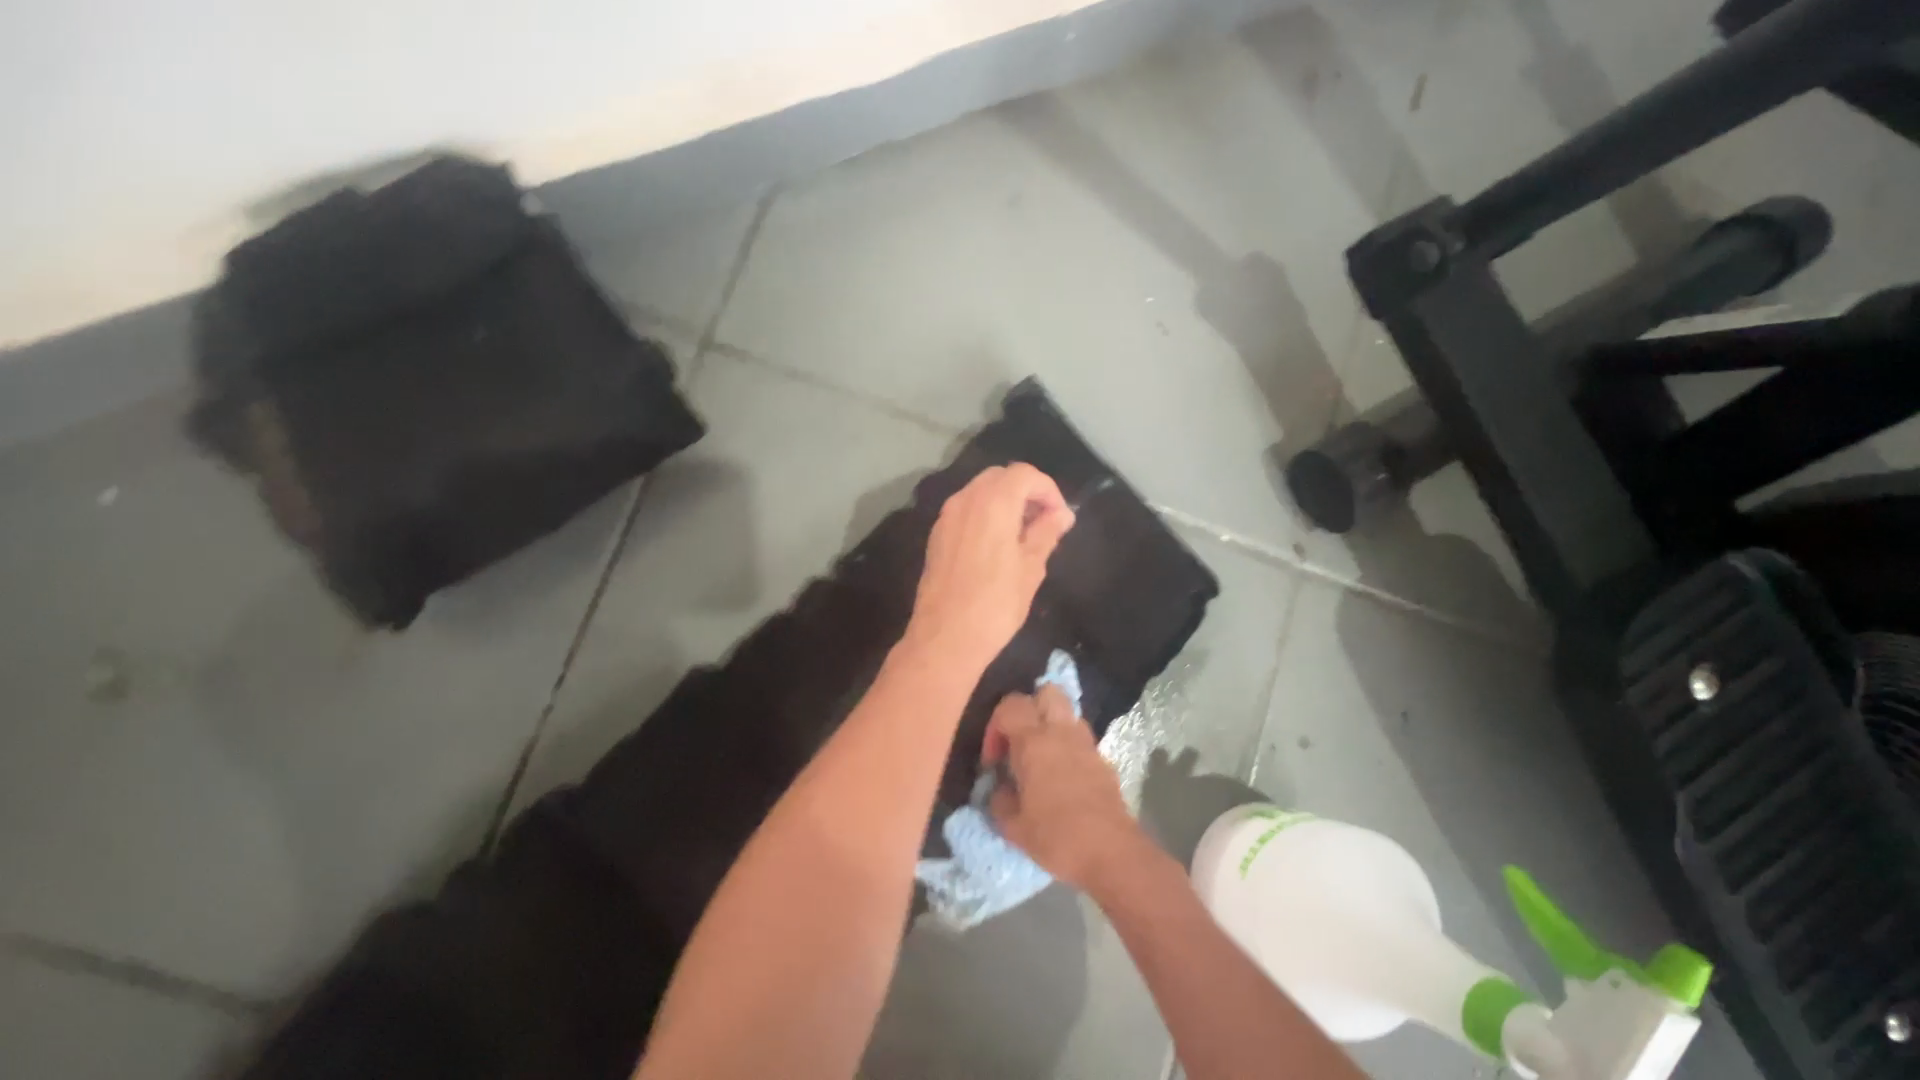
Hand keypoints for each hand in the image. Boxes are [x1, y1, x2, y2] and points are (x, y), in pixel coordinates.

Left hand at [904, 463, 1073, 669]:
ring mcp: (946, 517)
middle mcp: (965, 500)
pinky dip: (986, 515)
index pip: (1025, 474)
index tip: (1061, 517)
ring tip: (1024, 536)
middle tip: (1045, 522)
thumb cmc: (995, 605)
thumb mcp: (1031, 568)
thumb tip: (1062, 514)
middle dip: (1026, 492)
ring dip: (1005, 503)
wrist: (945, 638)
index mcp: (993, 503)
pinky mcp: (937, 536)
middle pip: (1000, 477)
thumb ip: (1046, 533)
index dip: (1048, 490)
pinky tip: (998, 546)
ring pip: (980, 492)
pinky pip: (966, 511)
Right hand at [982, 685, 1147, 891]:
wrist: (1111, 853)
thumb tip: (1001, 789)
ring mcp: (1087, 745)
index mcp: (1034, 743)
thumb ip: (1000, 800)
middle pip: (1046, 692)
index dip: (995, 726)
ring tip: (1041, 757)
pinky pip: (1081, 739)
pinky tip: (1062, 777)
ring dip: (1051, 726)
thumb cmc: (1056, 837)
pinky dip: (1068, 747)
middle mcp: (1062, 733)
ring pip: (1067, 713)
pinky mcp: (1103, 761)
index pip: (1011, 705)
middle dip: (1029, 709)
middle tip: (1019, 742)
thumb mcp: (1013, 826)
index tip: (993, 760)